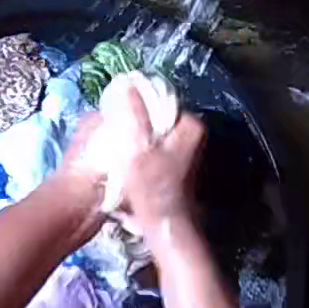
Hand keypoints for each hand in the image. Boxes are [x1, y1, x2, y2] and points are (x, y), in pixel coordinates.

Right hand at [92, 80, 204, 242]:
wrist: (165, 226)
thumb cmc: (153, 187)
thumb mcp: (139, 146)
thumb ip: (134, 112)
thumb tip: (126, 81)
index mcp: (190, 124)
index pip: (158, 99)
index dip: (136, 104)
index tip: (117, 113)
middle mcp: (192, 133)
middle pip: (156, 114)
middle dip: (136, 119)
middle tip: (116, 127)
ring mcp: (185, 148)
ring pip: (154, 130)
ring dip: (136, 134)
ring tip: (119, 142)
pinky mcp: (176, 161)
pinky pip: (154, 143)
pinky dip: (141, 147)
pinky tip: (127, 156)